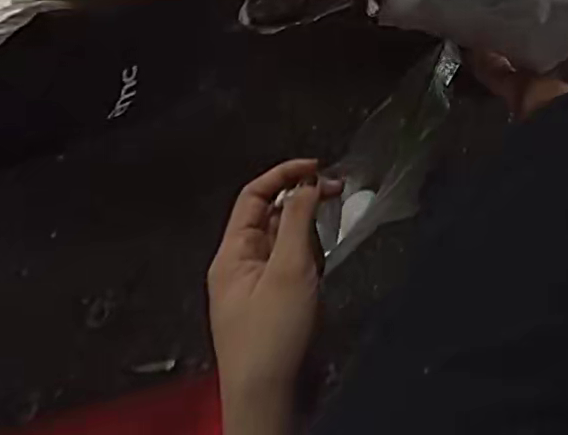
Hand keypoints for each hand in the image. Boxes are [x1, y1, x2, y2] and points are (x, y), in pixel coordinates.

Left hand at [208, 160, 340, 415]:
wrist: (270, 401)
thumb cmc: (273, 336)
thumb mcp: (289, 269)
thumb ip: (298, 219)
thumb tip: (307, 182)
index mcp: (232, 253)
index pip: (254, 195)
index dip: (284, 174)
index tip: (316, 166)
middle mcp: (241, 263)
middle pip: (271, 214)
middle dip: (302, 201)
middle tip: (335, 191)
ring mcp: (258, 283)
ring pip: (286, 237)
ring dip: (307, 232)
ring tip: (321, 249)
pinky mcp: (275, 299)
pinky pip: (293, 262)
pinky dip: (309, 256)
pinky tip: (319, 270)